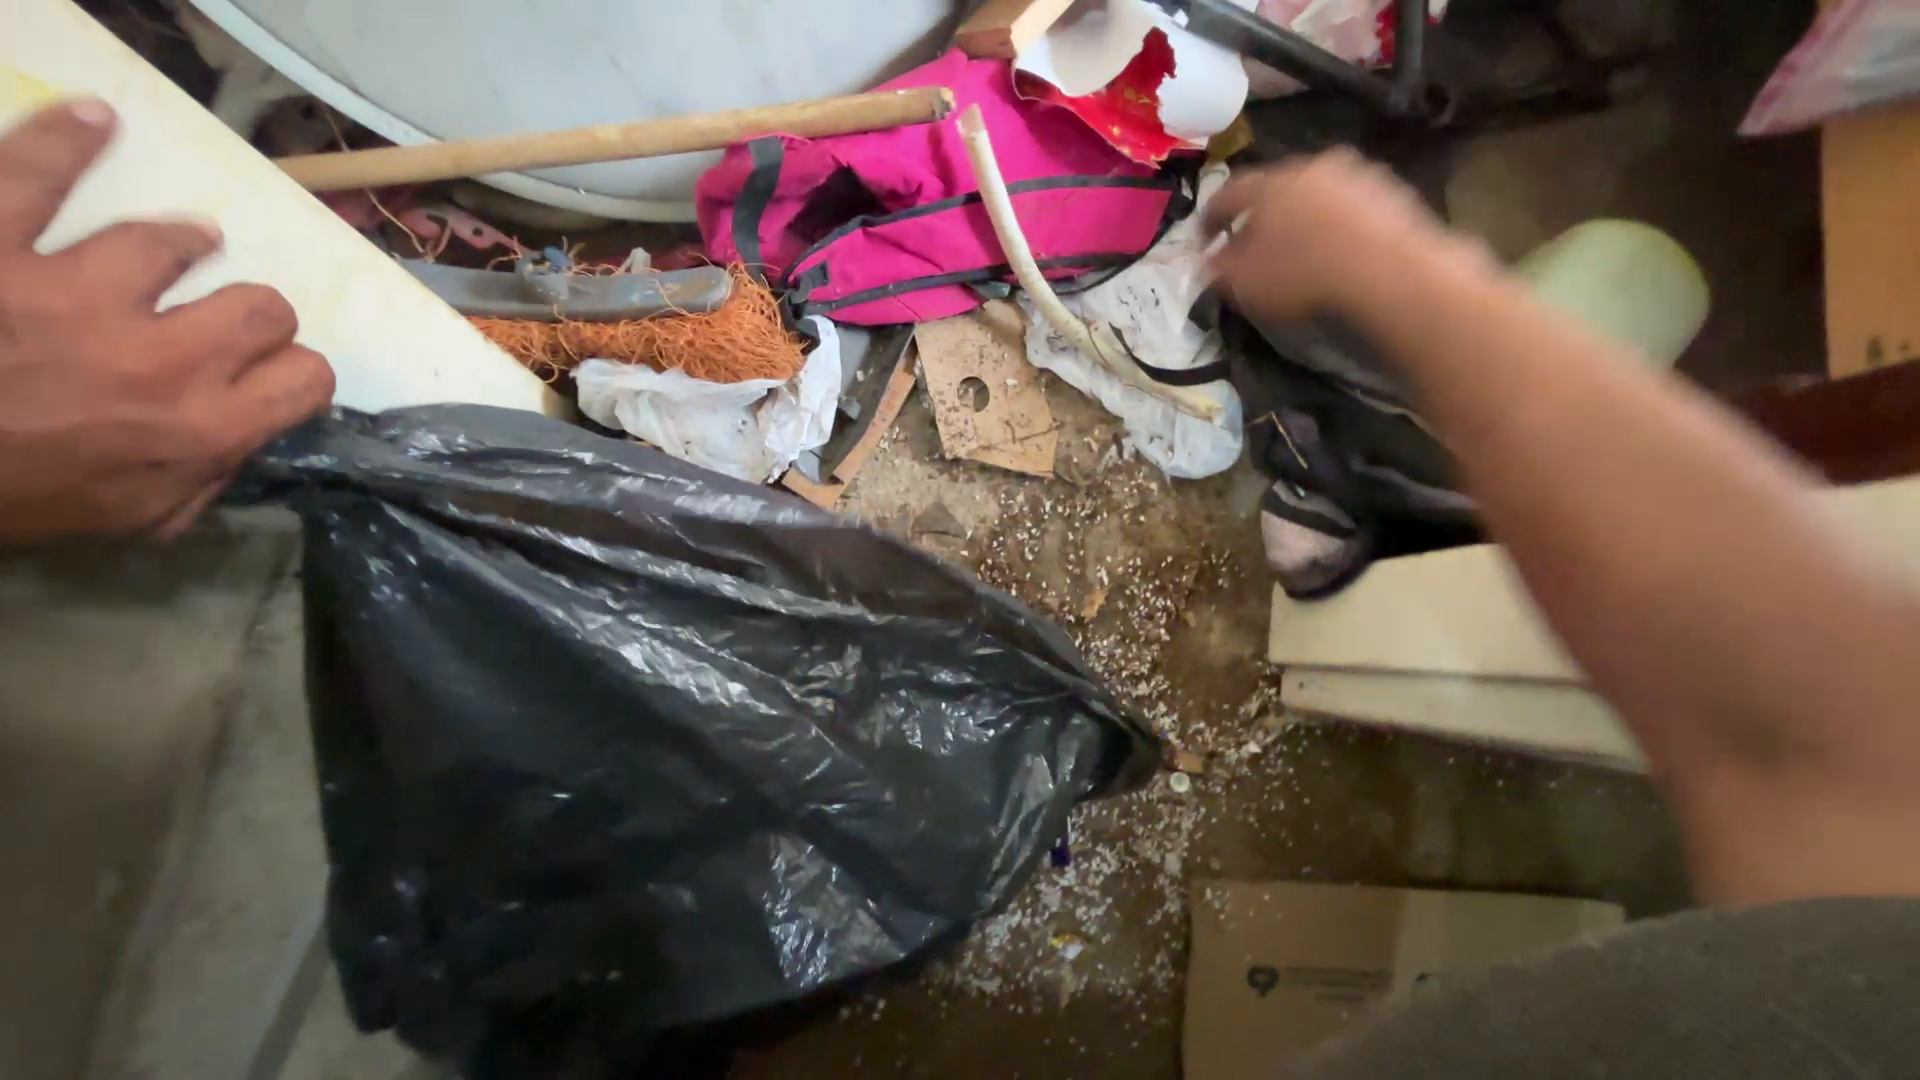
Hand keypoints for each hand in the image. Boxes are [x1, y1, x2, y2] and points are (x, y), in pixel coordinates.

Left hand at [0, 99, 332, 542]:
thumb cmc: (12, 498)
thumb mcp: (134, 514)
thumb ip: (205, 475)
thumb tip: (243, 436)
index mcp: (204, 426)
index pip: (308, 376)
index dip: (298, 375)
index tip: (272, 378)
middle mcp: (164, 359)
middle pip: (262, 307)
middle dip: (256, 317)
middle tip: (224, 323)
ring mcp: (74, 297)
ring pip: (172, 244)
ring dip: (184, 245)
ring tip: (186, 243)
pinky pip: (27, 178)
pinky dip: (65, 141)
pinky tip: (100, 120)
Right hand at [1204, 148, 1493, 322]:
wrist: (1389, 271)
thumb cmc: (1303, 275)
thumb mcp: (1245, 283)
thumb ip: (1217, 270)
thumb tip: (1206, 262)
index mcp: (1266, 184)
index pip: (1225, 194)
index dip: (1209, 220)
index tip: (1204, 242)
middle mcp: (1308, 166)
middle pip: (1271, 189)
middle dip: (1259, 216)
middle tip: (1252, 245)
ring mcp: (1351, 173)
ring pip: (1311, 194)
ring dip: (1298, 217)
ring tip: (1297, 249)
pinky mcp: (1387, 189)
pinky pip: (1345, 205)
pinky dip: (1333, 223)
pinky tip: (1334, 250)